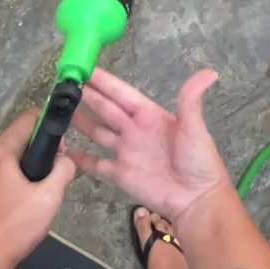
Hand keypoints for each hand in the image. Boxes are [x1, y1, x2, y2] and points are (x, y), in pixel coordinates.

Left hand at [0, 110, 76, 268]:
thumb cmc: (14, 226)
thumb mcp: (49, 197)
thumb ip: (64, 171)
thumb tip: (67, 160)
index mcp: (2, 151)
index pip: (29, 117)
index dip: (51, 124)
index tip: (64, 147)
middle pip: (22, 135)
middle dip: (45, 147)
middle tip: (60, 170)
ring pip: (16, 155)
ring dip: (36, 164)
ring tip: (49, 187)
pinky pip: (9, 171)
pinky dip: (24, 176)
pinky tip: (33, 199)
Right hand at [67, 68, 233, 221]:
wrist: (196, 199)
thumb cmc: (197, 161)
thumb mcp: (194, 126)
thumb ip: (191, 100)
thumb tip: (210, 71)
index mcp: (149, 115)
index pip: (121, 93)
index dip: (104, 82)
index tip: (85, 69)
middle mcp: (134, 130)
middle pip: (105, 109)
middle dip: (87, 96)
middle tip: (64, 84)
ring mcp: (125, 151)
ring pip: (97, 132)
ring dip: (81, 121)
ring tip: (60, 110)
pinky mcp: (120, 173)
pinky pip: (96, 164)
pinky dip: (81, 159)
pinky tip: (65, 152)